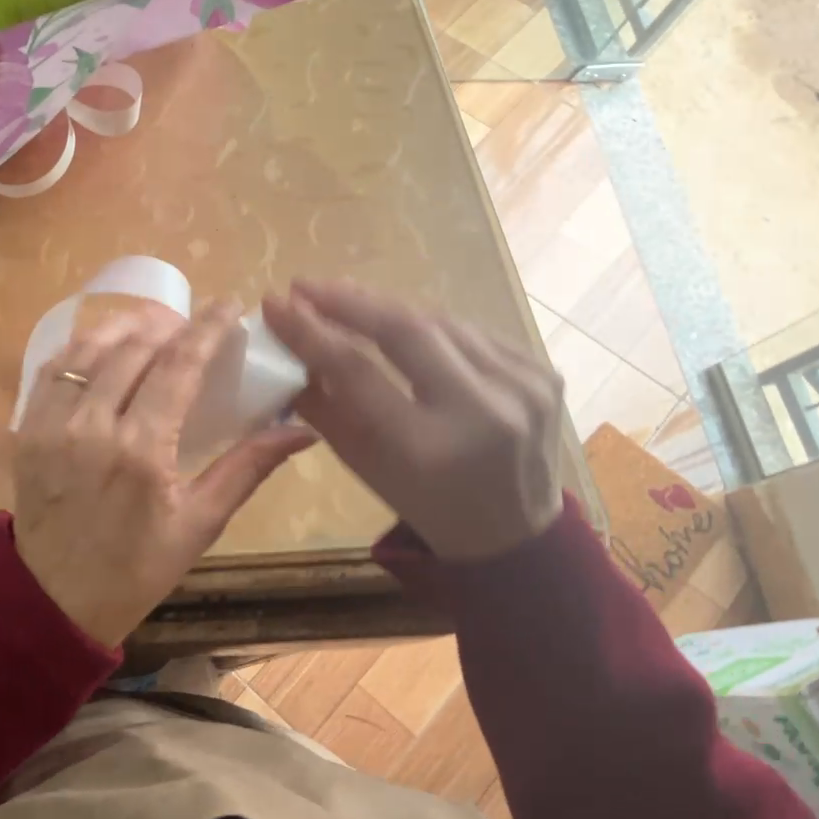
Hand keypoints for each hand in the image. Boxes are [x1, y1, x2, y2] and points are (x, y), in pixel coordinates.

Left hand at [13, 302, 317, 645]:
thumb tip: (301, 429)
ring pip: (88, 350)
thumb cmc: (137, 568)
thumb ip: (247, 467)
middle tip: (191, 324)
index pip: (178, 365)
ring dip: (123, 329)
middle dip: (168, 324)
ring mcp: (52, 425)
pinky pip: (52, 371)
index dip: (206, 328)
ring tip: (152, 326)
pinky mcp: (27, 430)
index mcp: (141, 450)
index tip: (227, 305)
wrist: (56, 598)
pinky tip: (103, 348)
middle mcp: (92, 426)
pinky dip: (81, 350)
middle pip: (133, 347)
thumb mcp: (199, 523)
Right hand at [262, 280, 564, 560]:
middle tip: (305, 286)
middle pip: (406, 330)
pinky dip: (429, 325)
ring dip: (386, 307)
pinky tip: (399, 322)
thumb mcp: (363, 467)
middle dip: (348, 301)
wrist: (514, 532)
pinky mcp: (544, 372)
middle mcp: (483, 411)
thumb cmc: (424, 504)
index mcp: (427, 449)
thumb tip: (291, 351)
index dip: (310, 332)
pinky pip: (471, 334)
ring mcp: (523, 386)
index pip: (356, 371)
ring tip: (342, 298)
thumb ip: (326, 408)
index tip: (275, 304)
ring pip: (441, 323)